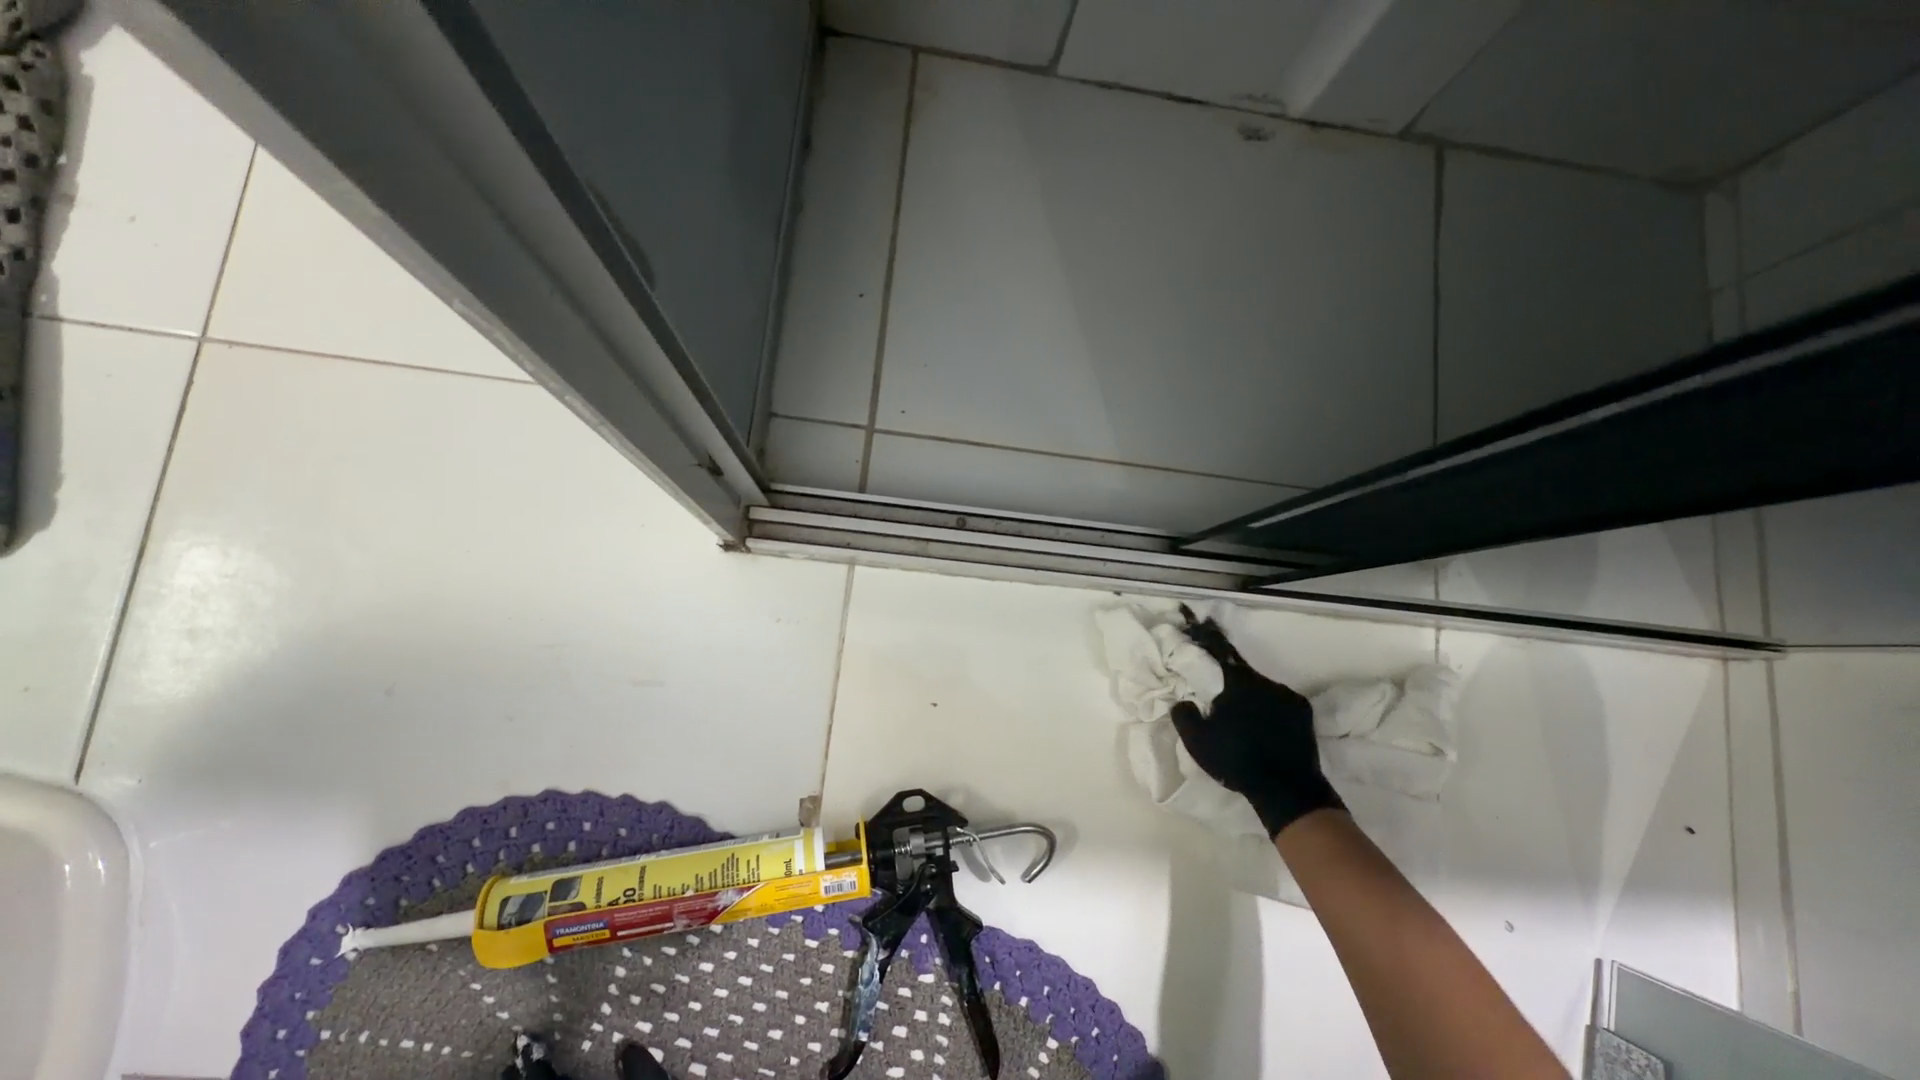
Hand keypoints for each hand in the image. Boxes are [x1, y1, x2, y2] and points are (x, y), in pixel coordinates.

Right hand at [1170, 608, 1342, 837]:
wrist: (1286, 788)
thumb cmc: (1237, 760)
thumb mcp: (1197, 741)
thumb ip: (1184, 715)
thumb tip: (1182, 700)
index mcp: (1238, 684)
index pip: (1219, 651)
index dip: (1206, 635)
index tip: (1198, 619)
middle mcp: (1265, 682)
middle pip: (1240, 670)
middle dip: (1226, 673)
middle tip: (1215, 683)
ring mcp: (1287, 696)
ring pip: (1260, 687)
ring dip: (1248, 694)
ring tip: (1238, 713)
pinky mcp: (1303, 712)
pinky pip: (1277, 702)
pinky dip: (1266, 707)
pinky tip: (1261, 724)